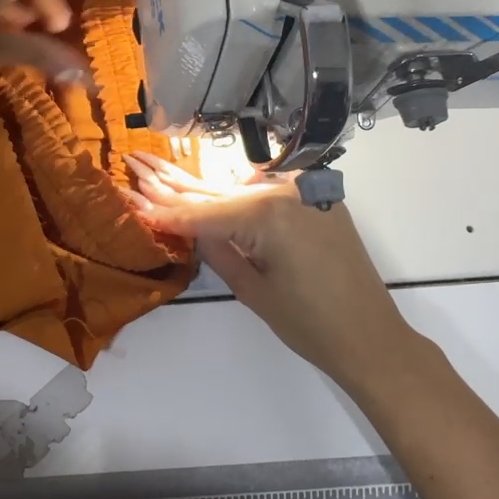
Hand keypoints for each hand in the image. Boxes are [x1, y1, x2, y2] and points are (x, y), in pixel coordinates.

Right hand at [124, 152, 412, 384]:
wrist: (371, 336)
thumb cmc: (310, 324)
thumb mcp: (251, 291)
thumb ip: (216, 251)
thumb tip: (186, 227)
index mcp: (265, 214)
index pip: (200, 213)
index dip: (162, 209)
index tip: (127, 192)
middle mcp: (283, 191)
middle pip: (217, 190)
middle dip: (172, 182)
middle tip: (135, 162)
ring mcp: (302, 191)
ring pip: (239, 188)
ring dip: (199, 184)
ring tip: (157, 168)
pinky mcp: (314, 199)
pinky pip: (264, 191)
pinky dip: (234, 192)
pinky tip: (205, 181)